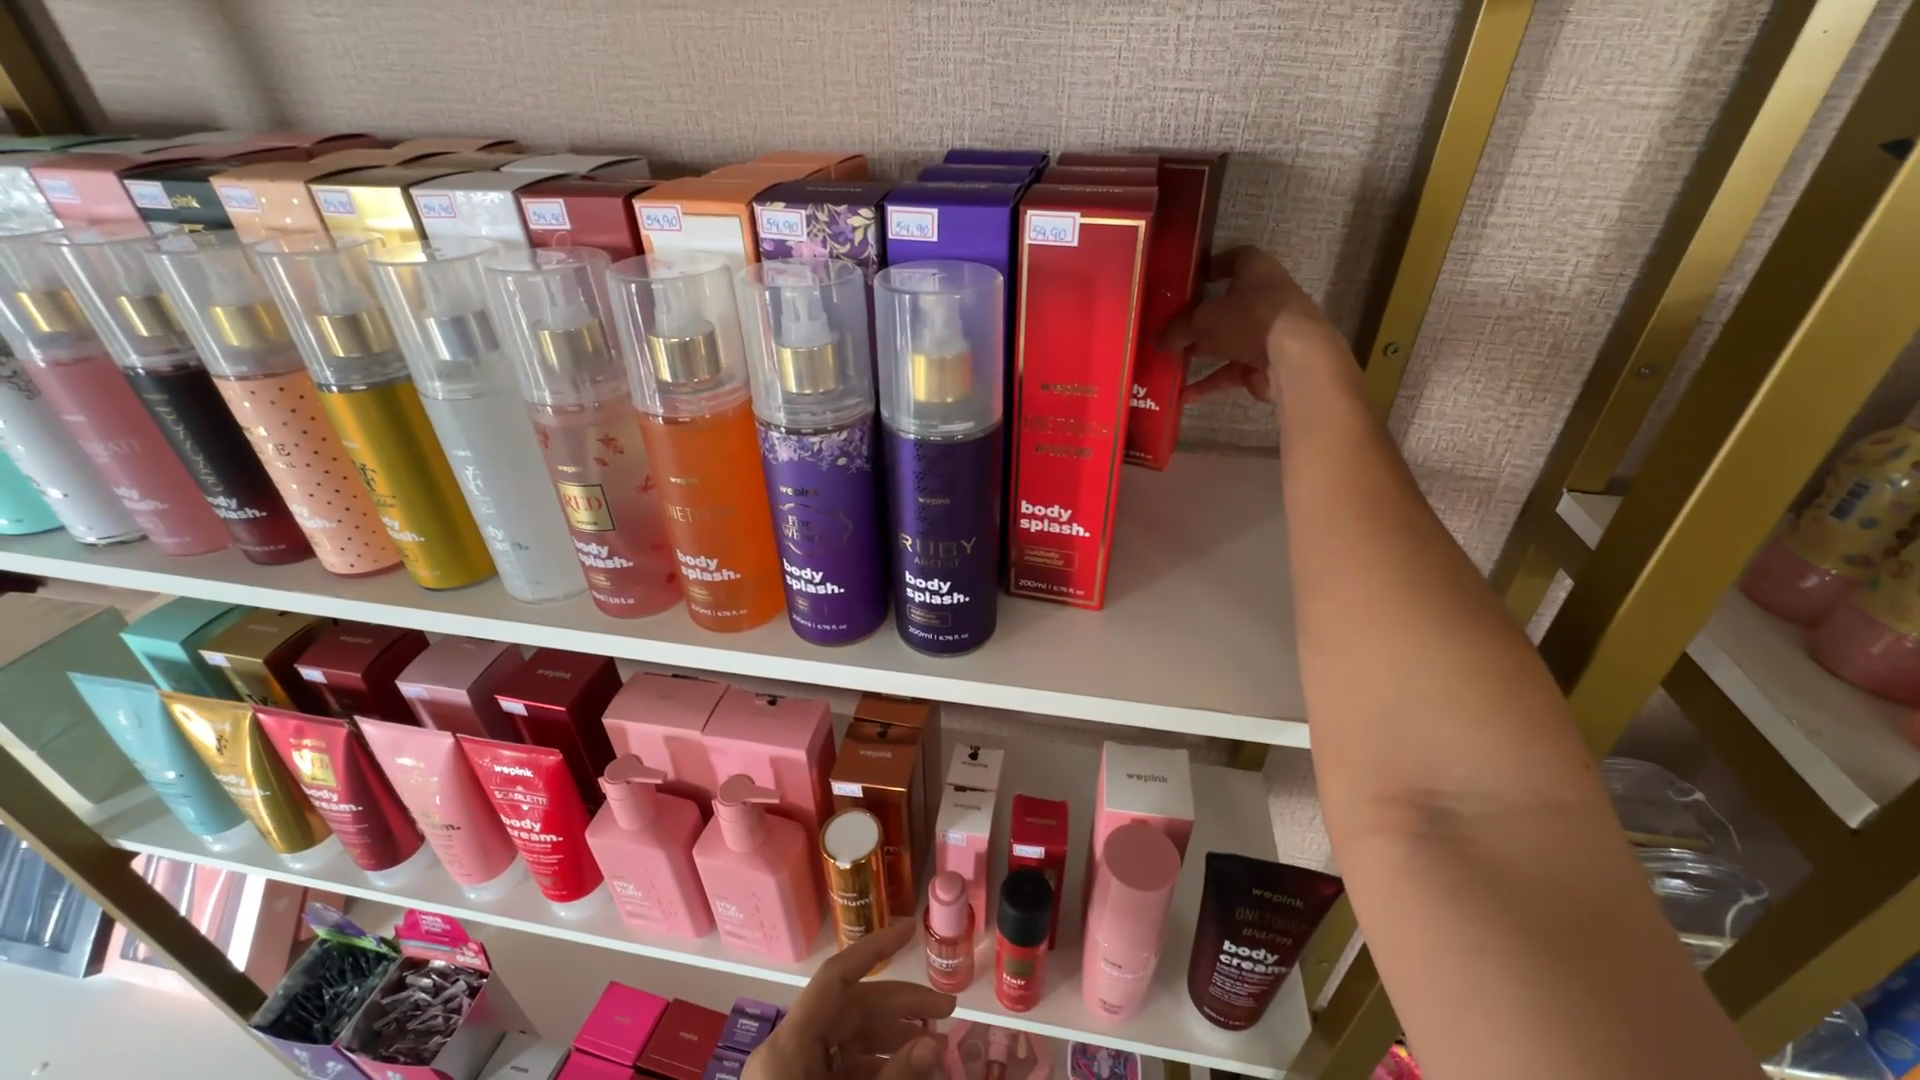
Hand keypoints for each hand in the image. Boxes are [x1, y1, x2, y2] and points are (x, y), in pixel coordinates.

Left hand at [744, 920, 956, 1079]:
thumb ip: (895, 1079)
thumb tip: (934, 1041)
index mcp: (788, 1047)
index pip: (835, 978)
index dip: (875, 949)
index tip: (914, 931)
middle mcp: (788, 1053)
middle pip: (850, 1009)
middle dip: (901, 1007)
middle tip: (947, 1011)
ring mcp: (793, 1077)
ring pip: (850, 1040)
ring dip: (894, 1039)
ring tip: (935, 1049)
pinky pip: (843, 1070)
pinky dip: (878, 1068)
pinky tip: (910, 1075)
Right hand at [1160, 246, 1329, 403]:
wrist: (1294, 357)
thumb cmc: (1249, 318)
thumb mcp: (1203, 319)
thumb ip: (1177, 329)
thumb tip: (1156, 340)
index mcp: (1256, 270)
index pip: (1233, 259)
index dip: (1211, 267)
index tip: (1187, 280)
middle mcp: (1265, 297)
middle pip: (1227, 305)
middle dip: (1199, 319)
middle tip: (1170, 328)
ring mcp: (1267, 331)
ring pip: (1228, 340)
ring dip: (1202, 351)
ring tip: (1172, 361)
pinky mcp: (1265, 362)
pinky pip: (1231, 371)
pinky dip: (1210, 382)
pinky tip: (1184, 395)